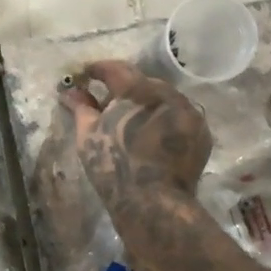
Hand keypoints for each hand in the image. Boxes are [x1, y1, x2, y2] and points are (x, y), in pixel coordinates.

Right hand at [60, 60, 211, 208]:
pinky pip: (178, 117)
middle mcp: (169, 94)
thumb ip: (81, 108)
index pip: (116, 69)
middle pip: (143, 83)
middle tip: (107, 102)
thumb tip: (69, 91)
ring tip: (130, 121)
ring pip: (163, 99)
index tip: (85, 75)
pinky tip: (151, 136)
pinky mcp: (201, 132)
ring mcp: (189, 112)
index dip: (97, 69)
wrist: (153, 201)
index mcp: (138, 91)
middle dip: (124, 89)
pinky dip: (162, 120)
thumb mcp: (88, 136)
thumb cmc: (113, 166)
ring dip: (146, 105)